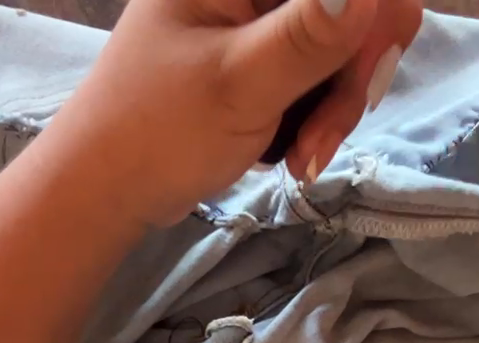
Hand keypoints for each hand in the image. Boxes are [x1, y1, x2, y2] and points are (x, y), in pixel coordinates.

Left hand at [44, 0, 422, 225]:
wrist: (108, 189)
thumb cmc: (158, 134)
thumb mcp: (239, 83)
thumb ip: (309, 34)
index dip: (370, 17)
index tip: (364, 74)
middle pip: (349, 11)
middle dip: (347, 82)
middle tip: (319, 144)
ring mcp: (254, 23)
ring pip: (338, 52)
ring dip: (331, 114)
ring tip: (299, 160)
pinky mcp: (257, 63)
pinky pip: (314, 80)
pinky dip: (312, 122)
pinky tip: (290, 154)